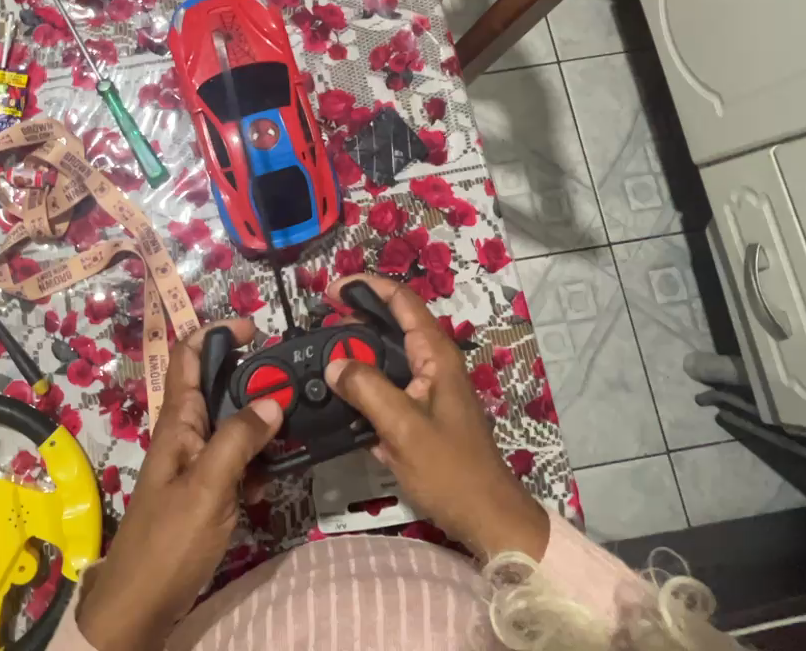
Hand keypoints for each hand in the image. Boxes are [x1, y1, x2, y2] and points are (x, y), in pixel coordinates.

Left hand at [75, 319, 282, 650]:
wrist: (139, 606)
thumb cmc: (168, 541)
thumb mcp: (208, 486)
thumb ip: (238, 439)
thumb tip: (272, 398)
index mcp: (177, 421)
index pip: (188, 356)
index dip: (215, 332)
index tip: (254, 328)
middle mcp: (185, 433)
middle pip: (217, 387)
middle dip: (251, 378)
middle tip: (291, 381)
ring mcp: (194, 463)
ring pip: (231, 425)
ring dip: (260, 423)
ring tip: (296, 426)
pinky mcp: (205, 492)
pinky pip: (235, 462)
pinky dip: (257, 463)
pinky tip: (276, 479)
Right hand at [324, 275, 549, 560]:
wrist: (486, 518)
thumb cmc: (450, 469)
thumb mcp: (402, 426)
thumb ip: (366, 389)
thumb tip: (333, 364)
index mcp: (435, 354)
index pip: (401, 301)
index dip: (367, 287)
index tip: (331, 290)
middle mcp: (432, 363)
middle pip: (390, 325)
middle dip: (355, 321)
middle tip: (319, 330)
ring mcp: (428, 388)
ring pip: (385, 356)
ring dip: (355, 354)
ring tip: (321, 360)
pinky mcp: (420, 412)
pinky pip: (386, 385)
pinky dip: (363, 383)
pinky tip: (339, 398)